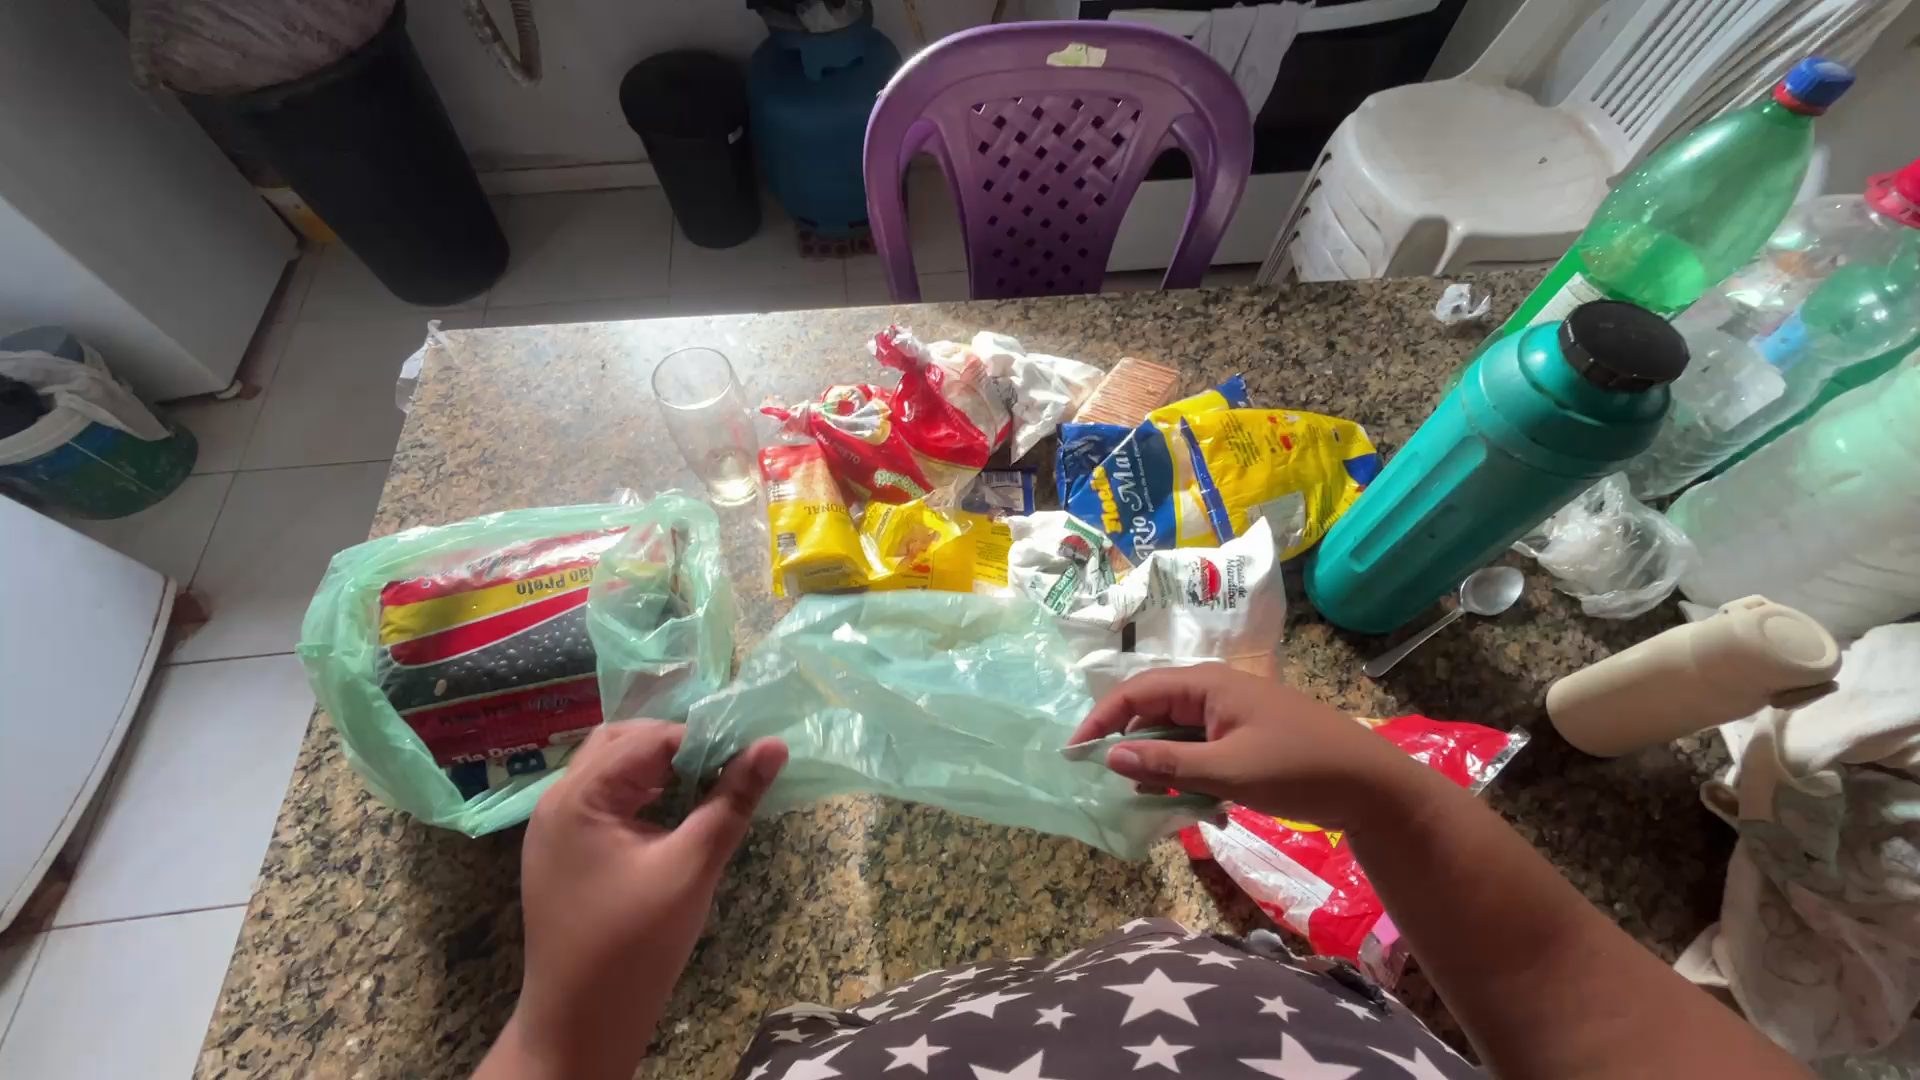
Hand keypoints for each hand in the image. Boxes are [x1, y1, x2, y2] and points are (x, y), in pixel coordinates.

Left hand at [488, 723, 786, 1079]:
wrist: (577, 1029)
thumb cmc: (634, 946)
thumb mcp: (692, 867)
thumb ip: (732, 799)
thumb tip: (775, 745)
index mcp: (580, 798)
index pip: (649, 739)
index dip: (702, 738)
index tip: (745, 752)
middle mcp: (559, 801)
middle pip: (622, 742)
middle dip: (676, 743)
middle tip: (723, 760)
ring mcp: (556, 827)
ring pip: (611, 767)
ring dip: (658, 764)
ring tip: (704, 779)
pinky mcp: (564, 850)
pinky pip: (604, 797)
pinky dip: (641, 789)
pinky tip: (673, 808)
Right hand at [1069, 664, 1435, 831]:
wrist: (1373, 787)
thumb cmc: (1299, 768)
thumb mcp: (1228, 770)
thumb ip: (1166, 763)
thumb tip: (1110, 756)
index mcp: (1205, 684)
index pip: (1135, 692)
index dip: (1101, 719)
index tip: (1074, 752)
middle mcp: (1211, 691)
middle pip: (1150, 709)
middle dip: (1126, 742)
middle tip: (1105, 777)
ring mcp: (1227, 713)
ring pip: (1172, 731)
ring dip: (1155, 760)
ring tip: (1142, 795)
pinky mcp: (1241, 736)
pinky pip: (1195, 747)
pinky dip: (1181, 770)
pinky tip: (1181, 799)